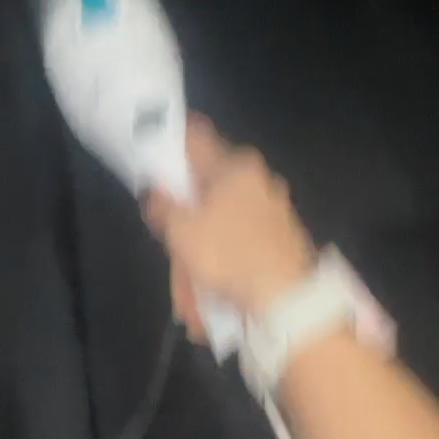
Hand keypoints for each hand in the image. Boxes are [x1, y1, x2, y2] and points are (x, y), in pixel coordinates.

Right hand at [143, 116, 317, 338]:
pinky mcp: (281, 241)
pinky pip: (239, 249)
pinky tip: (212, 297)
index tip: (155, 170)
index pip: (195, 140)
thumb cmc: (228, 254)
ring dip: (200, 259)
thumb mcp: (181, 231)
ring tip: (191, 294)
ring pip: (221, 228)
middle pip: (207, 193)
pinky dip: (222, 269)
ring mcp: (273, 211)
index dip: (169, 150)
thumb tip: (154, 192)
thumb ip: (162, 206)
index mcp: (235, 166)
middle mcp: (257, 181)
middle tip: (172, 251)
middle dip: (185, 226)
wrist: (285, 296)